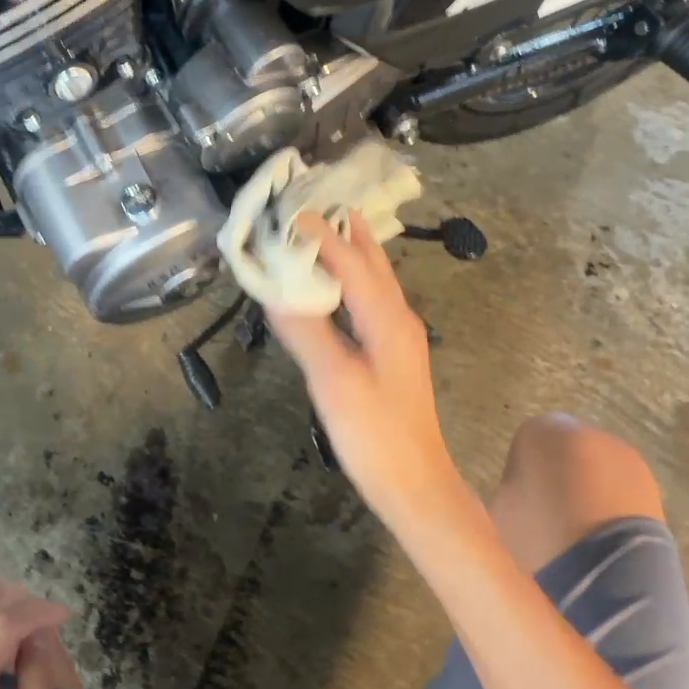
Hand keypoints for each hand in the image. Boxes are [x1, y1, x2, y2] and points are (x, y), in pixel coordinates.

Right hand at [267, 211, 462, 514]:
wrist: (414, 484)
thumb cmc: (375, 434)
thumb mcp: (334, 381)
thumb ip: (306, 332)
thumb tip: (274, 290)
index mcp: (386, 318)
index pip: (351, 261)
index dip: (320, 234)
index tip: (289, 209)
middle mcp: (397, 319)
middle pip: (372, 262)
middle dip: (345, 231)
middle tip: (316, 203)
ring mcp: (397, 338)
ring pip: (375, 281)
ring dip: (351, 253)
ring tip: (327, 230)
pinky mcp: (391, 356)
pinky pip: (369, 302)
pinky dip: (350, 282)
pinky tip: (335, 289)